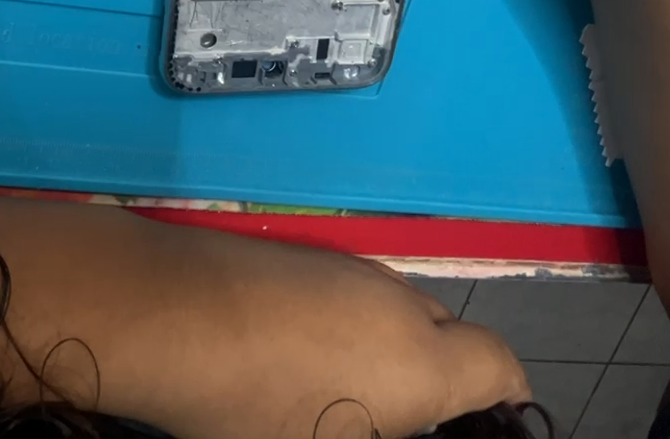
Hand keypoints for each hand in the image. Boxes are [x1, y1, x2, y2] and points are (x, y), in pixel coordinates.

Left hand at [139, 233, 527, 438]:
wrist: (166, 310)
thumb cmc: (251, 405)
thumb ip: (374, 425)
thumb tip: (376, 403)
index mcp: (420, 361)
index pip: (498, 365)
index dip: (503, 396)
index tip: (486, 422)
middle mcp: (389, 299)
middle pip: (443, 328)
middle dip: (437, 368)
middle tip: (396, 411)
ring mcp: (336, 264)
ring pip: (388, 301)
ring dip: (383, 337)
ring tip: (336, 379)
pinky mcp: (291, 249)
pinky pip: (340, 283)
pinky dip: (338, 312)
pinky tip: (288, 340)